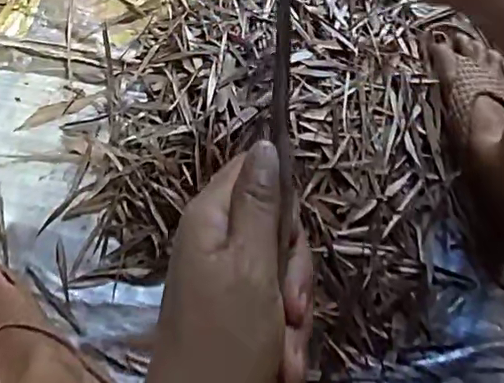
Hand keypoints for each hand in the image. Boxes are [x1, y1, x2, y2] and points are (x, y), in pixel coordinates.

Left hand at [149, 142, 314, 382]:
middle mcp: (215, 238)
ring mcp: (226, 275)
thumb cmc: (225, 341)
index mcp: (210, 215)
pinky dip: (285, 335)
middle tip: (290, 305)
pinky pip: (274, 303)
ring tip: (285, 349)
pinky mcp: (237, 309)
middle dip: (293, 267)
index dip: (282, 195)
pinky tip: (282, 363)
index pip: (253, 168)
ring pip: (281, 267)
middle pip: (275, 222)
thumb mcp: (251, 266)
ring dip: (294, 310)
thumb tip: (266, 142)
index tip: (292, 233)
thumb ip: (261, 203)